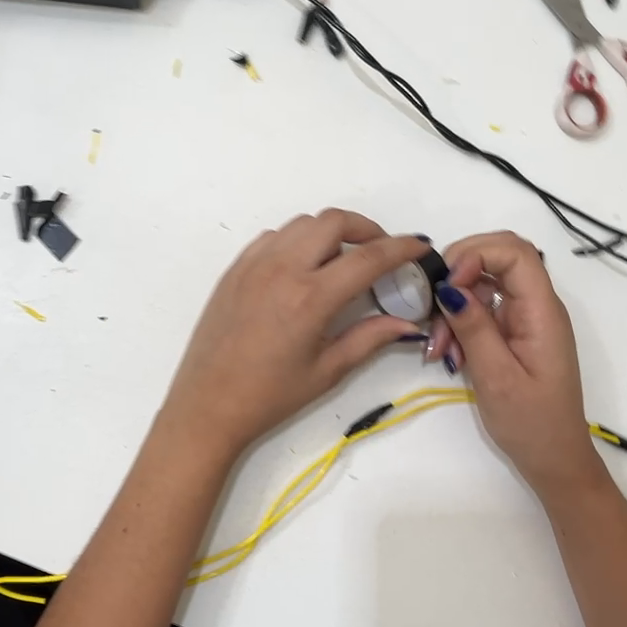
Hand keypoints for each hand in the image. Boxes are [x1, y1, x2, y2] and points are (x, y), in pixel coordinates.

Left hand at [158, 209, 430, 457]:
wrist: (206, 405)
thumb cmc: (269, 396)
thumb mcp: (327, 372)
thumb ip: (369, 338)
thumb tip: (408, 323)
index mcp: (310, 297)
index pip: (368, 257)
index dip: (401, 247)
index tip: (420, 246)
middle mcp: (281, 269)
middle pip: (333, 221)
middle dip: (365, 228)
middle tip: (379, 252)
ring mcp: (253, 265)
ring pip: (301, 223)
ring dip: (329, 232)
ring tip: (342, 260)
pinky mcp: (234, 269)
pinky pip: (272, 237)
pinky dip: (296, 240)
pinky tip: (303, 268)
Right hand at [433, 232, 598, 484]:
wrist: (554, 460)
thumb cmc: (531, 423)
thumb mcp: (496, 377)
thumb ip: (473, 327)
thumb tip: (449, 287)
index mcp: (542, 312)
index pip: (515, 252)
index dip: (476, 254)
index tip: (448, 286)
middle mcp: (537, 306)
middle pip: (499, 257)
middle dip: (459, 271)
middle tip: (435, 305)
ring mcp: (525, 318)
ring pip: (484, 282)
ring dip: (454, 303)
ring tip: (439, 345)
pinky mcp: (513, 331)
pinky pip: (483, 308)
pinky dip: (459, 321)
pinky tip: (447, 350)